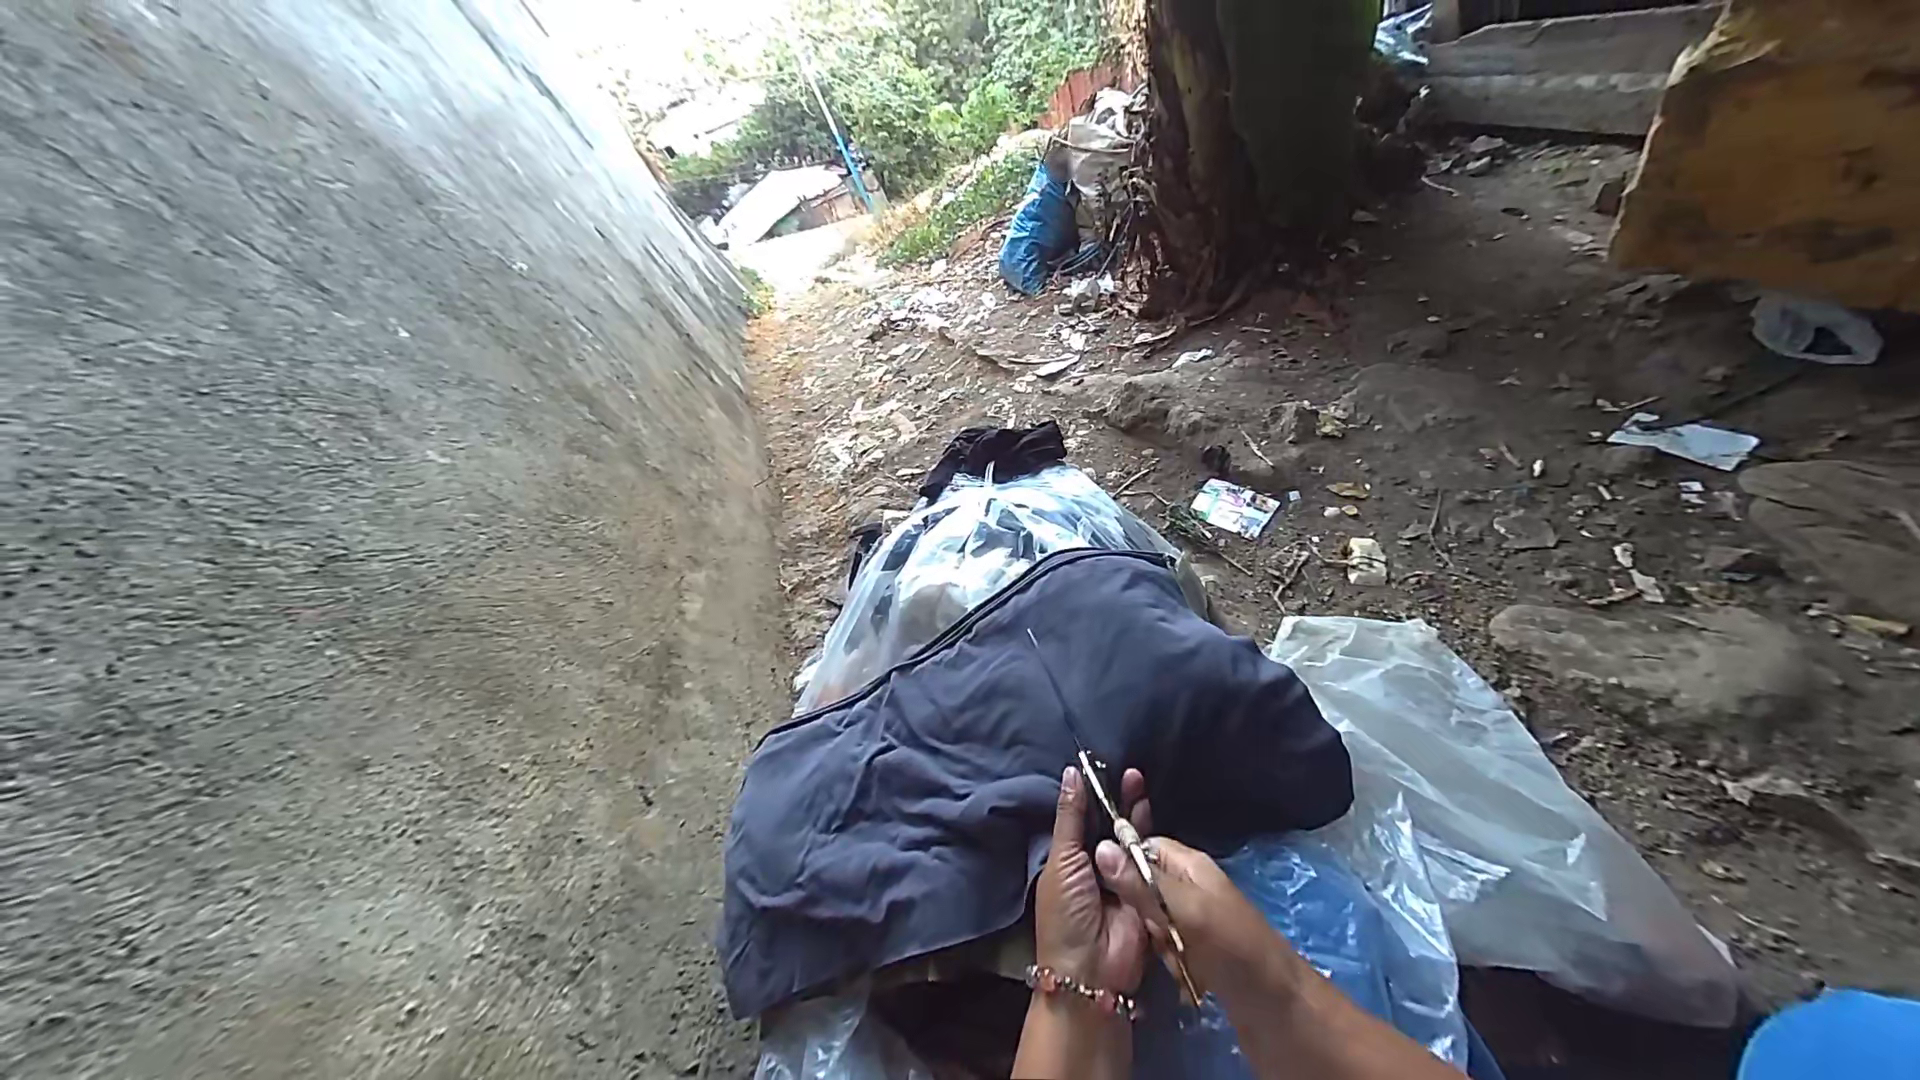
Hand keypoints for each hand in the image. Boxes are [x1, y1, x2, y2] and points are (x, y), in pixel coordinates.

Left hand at [1033, 766, 1149, 993]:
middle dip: (1116, 799)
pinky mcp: (1145, 889)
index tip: (1100, 765)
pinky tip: (1151, 810)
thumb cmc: (1066, 911)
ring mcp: (1121, 875)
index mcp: (1068, 856)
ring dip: (1134, 811)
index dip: (1091, 793)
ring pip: (1130, 837)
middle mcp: (1094, 862)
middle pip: (1107, 823)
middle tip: (1128, 771)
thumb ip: (1071, 817)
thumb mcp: (1063, 859)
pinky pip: (1148, 858)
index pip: (1081, 816)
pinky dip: (1151, 837)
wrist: (1094, 970)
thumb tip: (1070, 773)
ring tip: (1138, 780)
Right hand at [1095, 825, 1283, 1003]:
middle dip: (1138, 910)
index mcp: (1189, 864)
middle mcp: (1189, 887)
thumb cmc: (1238, 951)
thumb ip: (1144, 883)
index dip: (1121, 861)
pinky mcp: (1198, 952)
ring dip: (1153, 941)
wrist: (1287, 1017)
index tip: (1106, 886)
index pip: (1140, 845)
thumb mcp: (1189, 910)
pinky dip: (1167, 961)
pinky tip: (1178, 975)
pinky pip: (1164, 947)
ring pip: (1149, 919)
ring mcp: (1194, 921)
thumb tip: (1100, 848)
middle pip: (1141, 883)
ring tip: (1170, 958)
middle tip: (1152, 931)